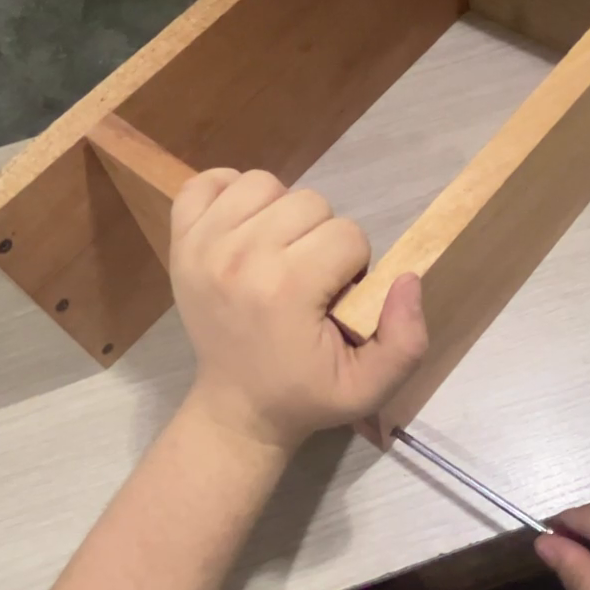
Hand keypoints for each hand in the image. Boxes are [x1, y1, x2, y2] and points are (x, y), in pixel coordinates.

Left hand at [170, 168, 427, 451]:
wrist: (237, 407)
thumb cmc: (305, 395)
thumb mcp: (369, 388)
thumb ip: (405, 340)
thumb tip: (407, 278)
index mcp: (286, 289)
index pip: (348, 235)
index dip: (354, 265)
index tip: (335, 297)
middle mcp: (240, 257)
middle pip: (310, 202)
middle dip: (322, 238)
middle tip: (310, 279)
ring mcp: (204, 245)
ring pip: (265, 184)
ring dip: (281, 213)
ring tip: (279, 252)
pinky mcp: (181, 240)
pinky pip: (206, 182)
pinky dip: (230, 195)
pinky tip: (244, 227)